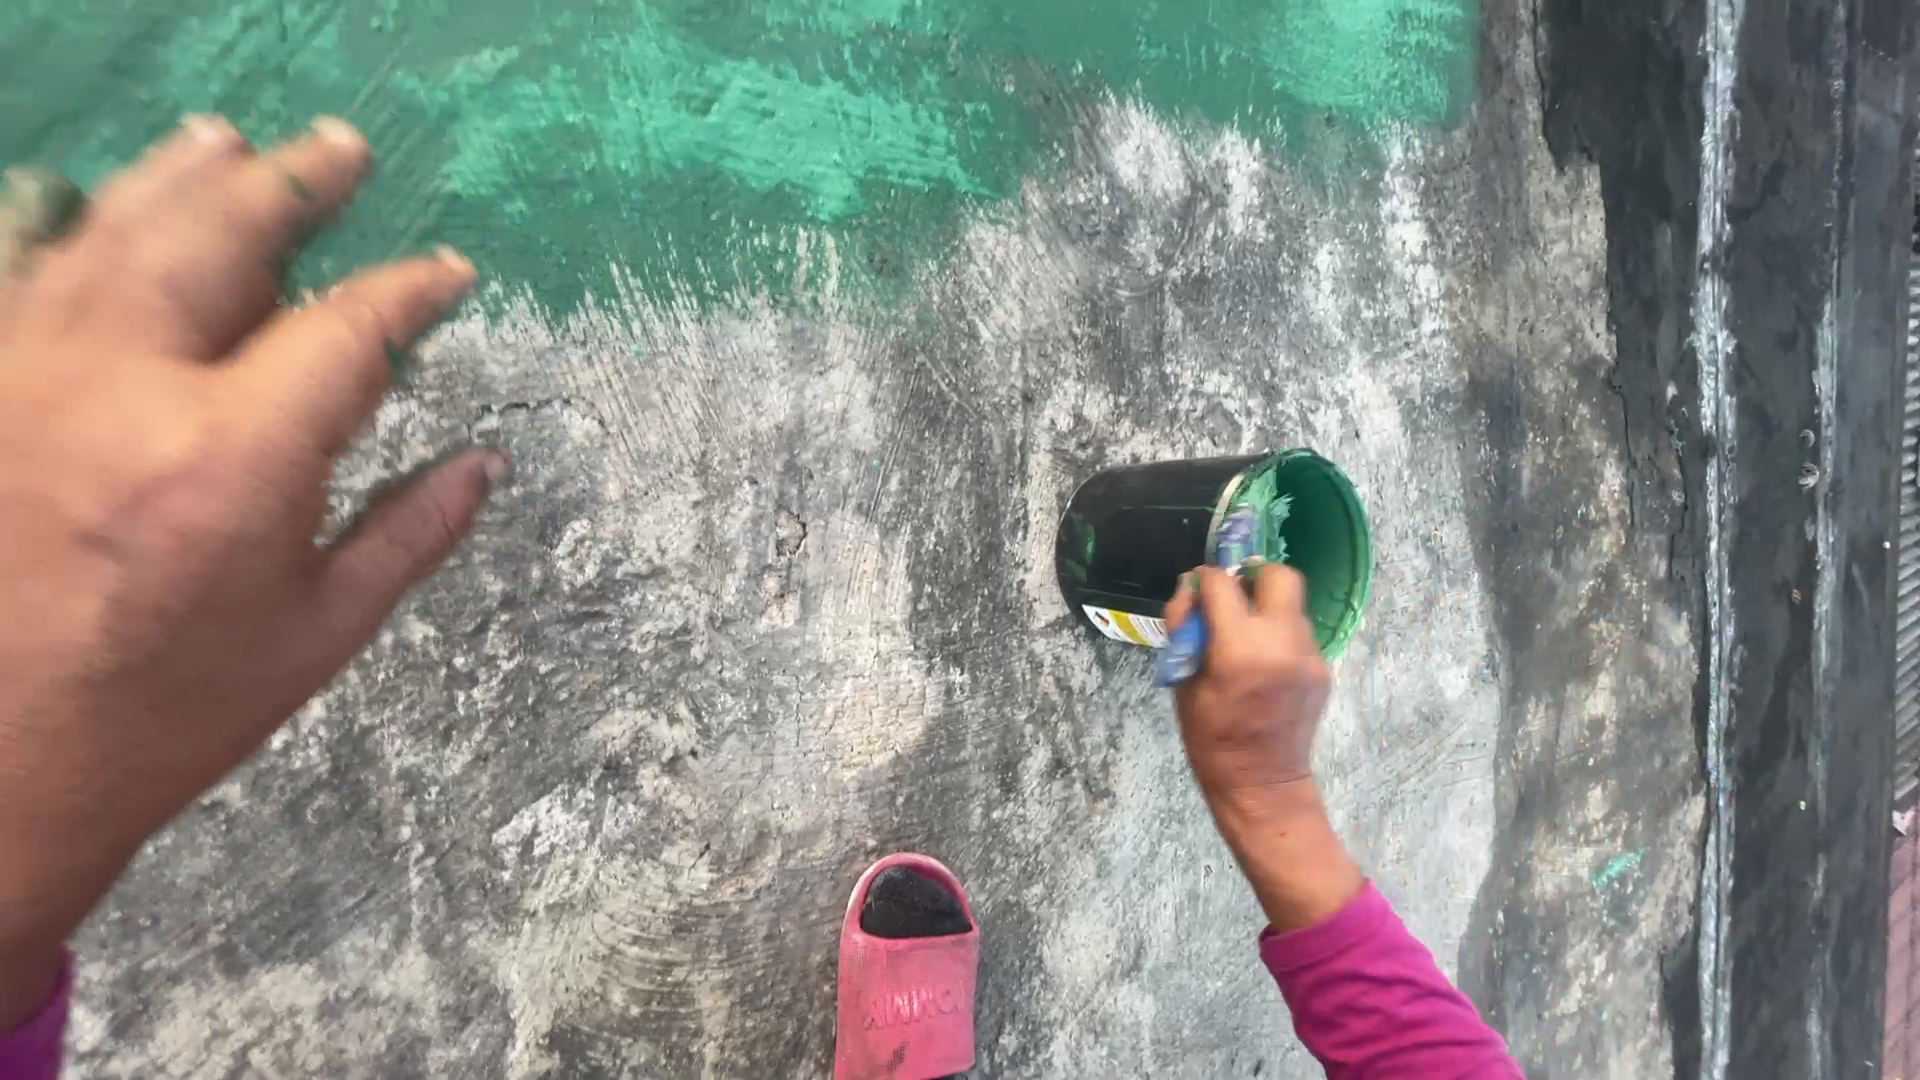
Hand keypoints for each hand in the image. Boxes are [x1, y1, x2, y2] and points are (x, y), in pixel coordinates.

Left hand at [0, 115, 504, 1027]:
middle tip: (343, 147)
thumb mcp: (329, 626)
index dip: (409, 292)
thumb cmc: (180, 705)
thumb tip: (486, 460)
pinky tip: (68, 194)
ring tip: (230, 141)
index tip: (450, 273)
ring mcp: (11, 384)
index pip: (347, 333)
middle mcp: (117, 395)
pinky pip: (0, 276)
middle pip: (215, 246)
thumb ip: (416, 529)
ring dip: (176, 182)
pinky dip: (43, 223)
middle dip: (291, 187)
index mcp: (236, 462)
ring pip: (98, 237)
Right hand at [1164, 565, 1361, 931]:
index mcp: (1239, 649)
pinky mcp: (1322, 669)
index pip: (1223, 584)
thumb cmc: (1209, 736)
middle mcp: (1282, 644)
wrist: (1261, 784)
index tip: (1197, 588)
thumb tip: (1190, 589)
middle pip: (1279, 576)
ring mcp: (1309, 656)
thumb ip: (1186, 630)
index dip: (1206, 579)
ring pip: (1291, 604)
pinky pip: (1297, 632)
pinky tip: (1261, 661)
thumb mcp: (1182, 681)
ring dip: (1265, 607)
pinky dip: (1276, 633)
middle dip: (1252, 576)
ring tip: (1243, 635)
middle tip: (1232, 596)